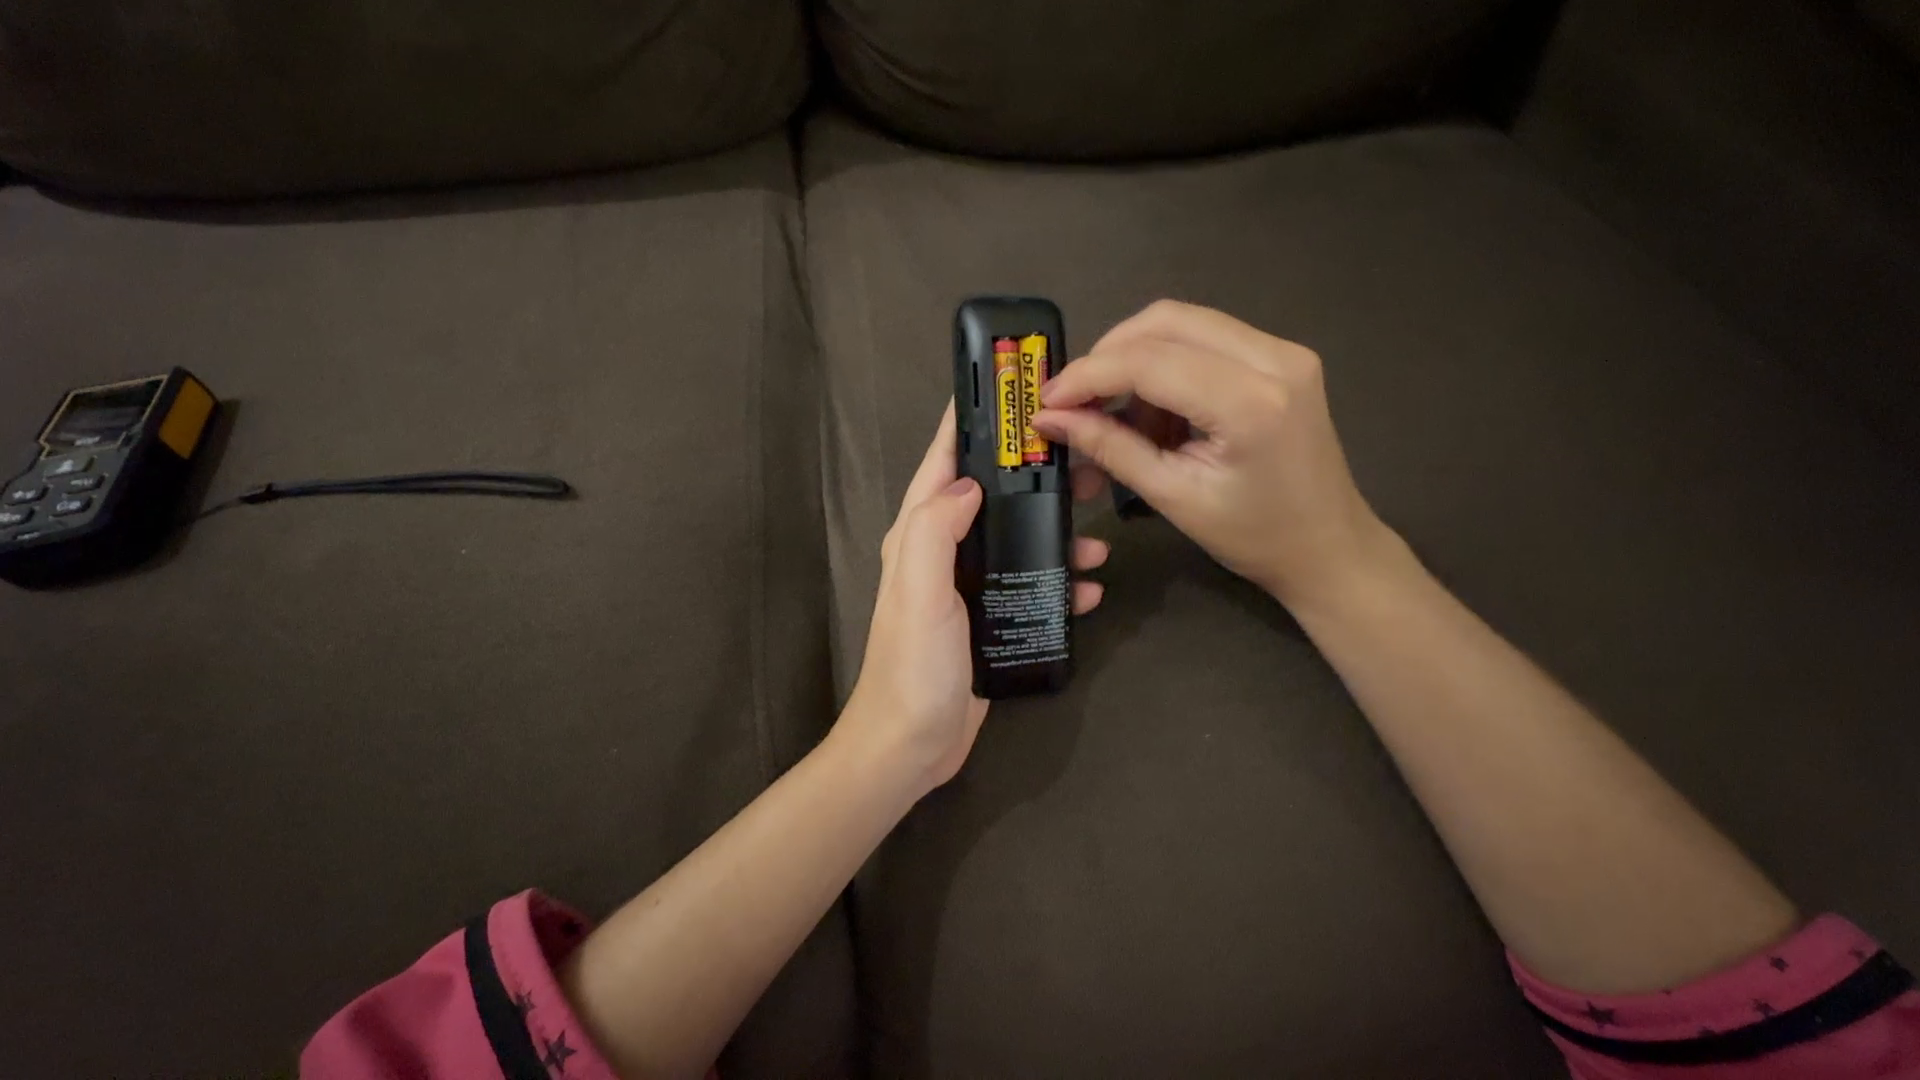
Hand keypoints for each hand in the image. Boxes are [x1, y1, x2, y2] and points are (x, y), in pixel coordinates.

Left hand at [839, 401, 1109, 793]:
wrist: (912, 744)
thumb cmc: (913, 663)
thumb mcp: (918, 586)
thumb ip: (936, 525)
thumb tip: (974, 481)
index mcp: (918, 534)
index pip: (943, 463)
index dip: (970, 423)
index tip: (1011, 392)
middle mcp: (943, 553)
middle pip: (993, 497)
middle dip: (1033, 477)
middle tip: (1083, 463)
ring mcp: (969, 588)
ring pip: (1019, 541)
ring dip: (1057, 535)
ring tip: (1100, 537)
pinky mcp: (991, 621)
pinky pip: (1032, 588)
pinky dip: (1062, 583)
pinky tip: (1093, 588)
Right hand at [1032, 300, 1399, 609]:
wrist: (1329, 548)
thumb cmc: (1255, 537)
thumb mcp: (1173, 496)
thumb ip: (1110, 448)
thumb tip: (1050, 420)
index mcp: (1251, 401)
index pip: (1149, 361)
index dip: (1088, 376)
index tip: (1047, 402)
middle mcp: (1273, 357)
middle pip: (1165, 322)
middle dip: (1108, 357)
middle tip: (1077, 401)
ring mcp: (1283, 351)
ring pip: (1183, 324)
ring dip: (1137, 362)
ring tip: (1121, 420)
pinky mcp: (1282, 357)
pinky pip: (1205, 341)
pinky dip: (1167, 369)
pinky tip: (1157, 416)